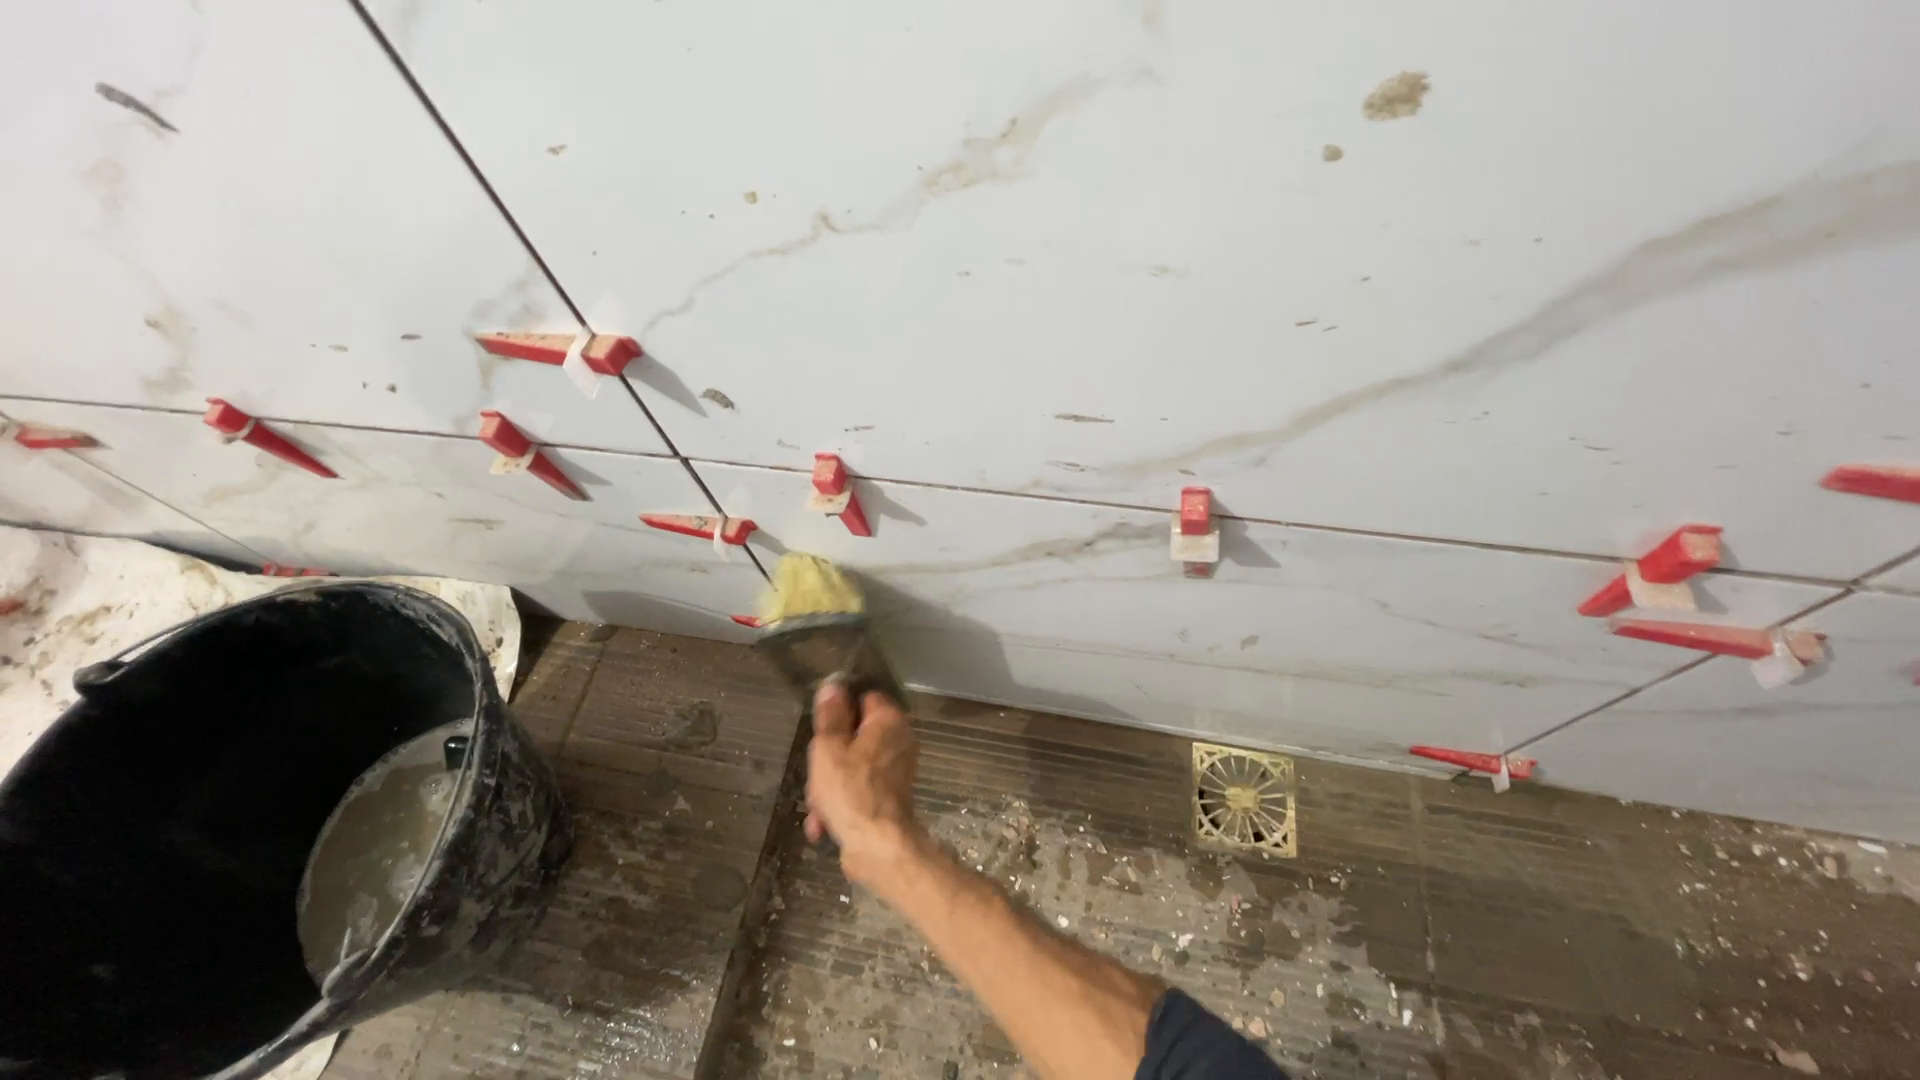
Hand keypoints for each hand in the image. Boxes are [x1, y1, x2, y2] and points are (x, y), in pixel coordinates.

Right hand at [805, 680, 923, 888]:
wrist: (879, 848)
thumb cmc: (851, 792)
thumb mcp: (829, 748)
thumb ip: (830, 716)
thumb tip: (833, 686)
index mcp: (889, 721)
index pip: (862, 697)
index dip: (837, 711)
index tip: (820, 729)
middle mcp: (900, 740)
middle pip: (854, 735)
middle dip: (828, 759)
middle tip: (816, 777)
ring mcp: (897, 770)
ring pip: (852, 766)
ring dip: (829, 787)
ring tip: (818, 809)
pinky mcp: (891, 796)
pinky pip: (859, 788)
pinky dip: (842, 803)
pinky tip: (824, 825)